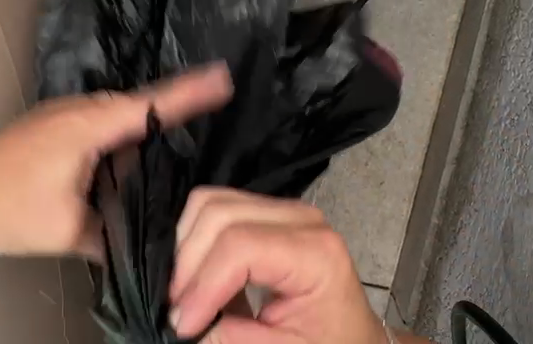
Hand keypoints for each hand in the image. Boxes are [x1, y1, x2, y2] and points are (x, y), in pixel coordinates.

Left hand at [0, 64, 232, 257]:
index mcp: (93, 126)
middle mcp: (83, 109)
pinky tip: (120, 151)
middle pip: (138, 103)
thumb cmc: (10, 208)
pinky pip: (97, 117)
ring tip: (169, 129)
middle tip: (208, 99)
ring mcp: (64, 112)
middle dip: (173, 102)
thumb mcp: (66, 230)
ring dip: (142, 119)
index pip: (152, 104)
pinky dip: (117, 129)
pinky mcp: (52, 123)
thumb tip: (137, 245)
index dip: (190, 93)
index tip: (221, 77)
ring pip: (116, 111)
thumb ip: (107, 234)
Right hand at [168, 188, 388, 343]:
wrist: (356, 338)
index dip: (203, 283)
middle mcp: (300, 217)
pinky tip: (194, 278)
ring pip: (214, 202)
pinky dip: (197, 239)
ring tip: (183, 295)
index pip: (241, 245)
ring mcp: (283, 210)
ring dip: (188, 247)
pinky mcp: (269, 214)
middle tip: (176, 312)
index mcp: (315, 252)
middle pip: (221, 213)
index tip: (182, 326)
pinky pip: (220, 208)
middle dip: (188, 262)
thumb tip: (186, 325)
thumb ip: (235, 339)